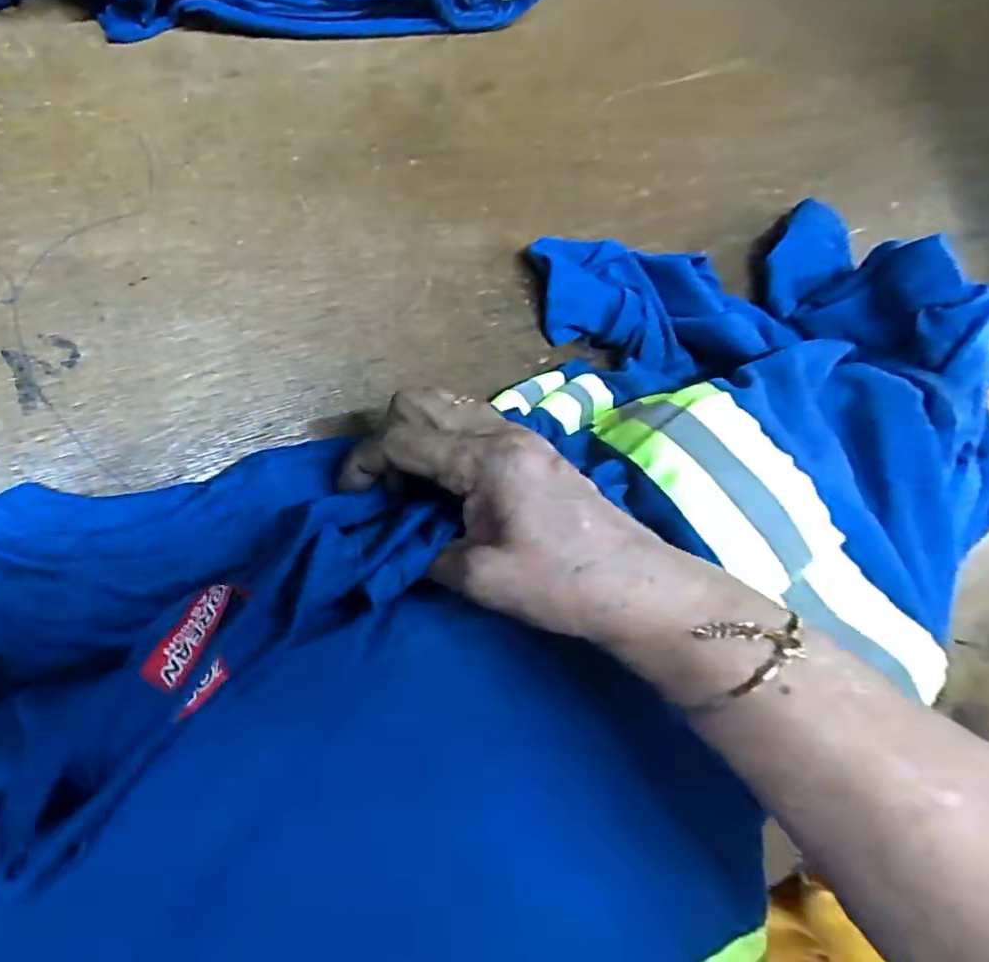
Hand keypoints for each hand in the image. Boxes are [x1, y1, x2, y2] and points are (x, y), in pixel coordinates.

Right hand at [339, 388, 738, 646]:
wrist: (638, 586)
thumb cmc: (561, 585)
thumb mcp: (479, 578)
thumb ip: (420, 553)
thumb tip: (386, 541)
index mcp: (487, 460)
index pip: (401, 438)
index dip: (364, 464)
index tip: (350, 498)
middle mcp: (501, 432)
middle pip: (418, 402)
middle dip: (386, 439)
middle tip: (387, 490)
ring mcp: (518, 432)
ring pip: (444, 404)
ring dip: (414, 435)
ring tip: (413, 486)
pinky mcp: (528, 444)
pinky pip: (467, 419)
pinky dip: (440, 439)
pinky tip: (445, 481)